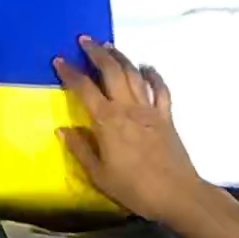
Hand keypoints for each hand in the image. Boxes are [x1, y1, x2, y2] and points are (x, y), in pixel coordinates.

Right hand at [54, 36, 210, 224]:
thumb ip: (80, 149)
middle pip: (111, 71)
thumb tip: (62, 129)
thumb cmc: (135, 188)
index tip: (58, 60)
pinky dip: (153, 75)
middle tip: (85, 40)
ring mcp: (149, 109)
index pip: (83, 88)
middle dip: (96, 52)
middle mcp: (127, 107)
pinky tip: (146, 67)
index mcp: (106, 120)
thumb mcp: (99, 175)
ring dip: (120, 57)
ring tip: (109, 46)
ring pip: (133, 74)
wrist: (179, 197)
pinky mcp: (166, 116)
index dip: (69, 72)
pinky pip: (161, 89)